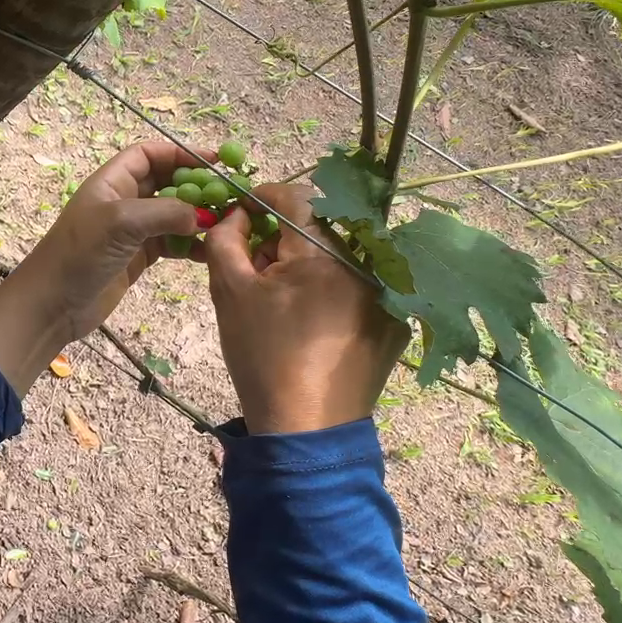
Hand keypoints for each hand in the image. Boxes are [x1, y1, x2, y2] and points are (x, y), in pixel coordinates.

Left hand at [0, 141, 209, 393]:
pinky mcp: (137, 256)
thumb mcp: (121, 223)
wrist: (53, 302)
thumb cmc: (79, 253)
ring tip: (229, 224)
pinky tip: (211, 250)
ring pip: (172, 213)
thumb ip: (164, 212)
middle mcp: (121, 201)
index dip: (180, 153)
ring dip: (198, 216)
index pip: (148, 154)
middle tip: (232, 196)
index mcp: (110, 182)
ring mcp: (130, 230)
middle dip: (197, 185)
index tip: (217, 162)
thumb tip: (201, 215)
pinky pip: (171, 242)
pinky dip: (191, 244)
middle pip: (166, 182)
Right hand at [201, 183, 408, 433]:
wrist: (306, 426)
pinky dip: (332, 283)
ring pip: (341, 251)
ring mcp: (389, 294)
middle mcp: (367, 265)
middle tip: (256, 260)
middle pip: (320, 224)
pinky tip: (310, 314)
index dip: (263, 197)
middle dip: (284, 232)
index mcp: (325, 254)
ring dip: (309, 257)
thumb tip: (238, 216)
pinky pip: (360, 281)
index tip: (243, 211)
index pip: (296, 197)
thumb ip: (226, 238)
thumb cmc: (261, 353)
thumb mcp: (228, 290)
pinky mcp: (396, 319)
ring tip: (281, 291)